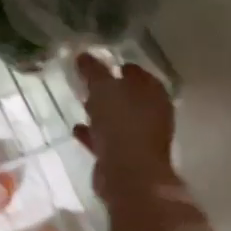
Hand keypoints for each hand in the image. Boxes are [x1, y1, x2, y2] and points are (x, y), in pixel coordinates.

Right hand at [72, 53, 176, 200]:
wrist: (128, 175)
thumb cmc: (121, 123)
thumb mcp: (102, 88)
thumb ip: (93, 70)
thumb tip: (83, 55)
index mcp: (153, 93)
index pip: (139, 73)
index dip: (121, 66)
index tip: (102, 61)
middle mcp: (153, 114)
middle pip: (130, 96)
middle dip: (111, 90)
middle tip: (89, 81)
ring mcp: (141, 138)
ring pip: (119, 119)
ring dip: (102, 112)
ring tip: (81, 102)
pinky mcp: (126, 158)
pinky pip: (108, 139)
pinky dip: (94, 133)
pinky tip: (77, 128)